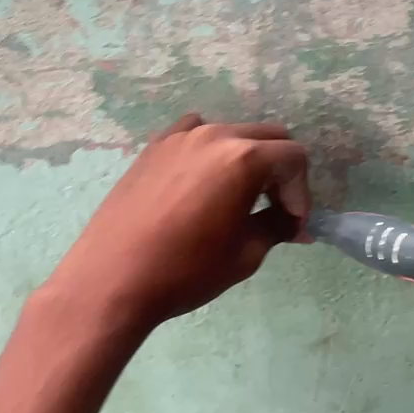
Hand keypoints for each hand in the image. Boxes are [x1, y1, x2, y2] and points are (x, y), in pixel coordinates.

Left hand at [44, 113, 310, 330]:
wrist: (111, 279)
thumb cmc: (186, 271)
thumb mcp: (245, 254)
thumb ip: (276, 228)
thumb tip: (293, 224)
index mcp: (245, 158)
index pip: (294, 159)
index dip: (301, 193)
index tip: (293, 226)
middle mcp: (216, 135)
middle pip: (269, 137)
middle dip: (280, 172)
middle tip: (274, 210)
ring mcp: (181, 136)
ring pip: (233, 133)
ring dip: (247, 159)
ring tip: (237, 197)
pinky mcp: (155, 146)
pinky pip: (195, 133)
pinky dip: (210, 150)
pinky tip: (202, 180)